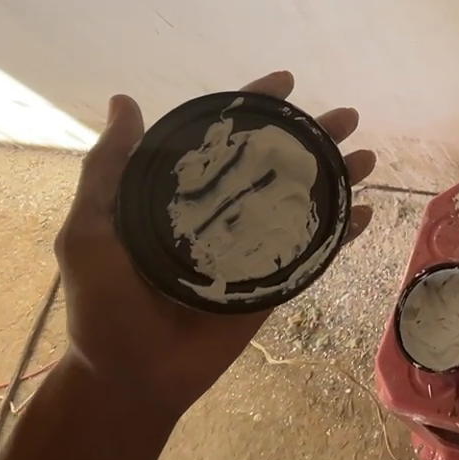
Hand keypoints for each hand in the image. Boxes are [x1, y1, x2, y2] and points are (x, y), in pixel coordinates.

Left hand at [52, 71, 375, 420]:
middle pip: (279, 161)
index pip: (227, 137)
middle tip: (347, 116)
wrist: (131, 378)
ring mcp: (256, 243)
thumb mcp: (90, 234)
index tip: (286, 80)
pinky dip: (343, 231)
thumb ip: (106, 172)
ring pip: (305, 199)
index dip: (257, 105)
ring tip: (368, 157)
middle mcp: (227, 208)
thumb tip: (124, 101)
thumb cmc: (103, 307)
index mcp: (187, 192)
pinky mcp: (276, 280)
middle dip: (315, 134)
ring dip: (340, 175)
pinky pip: (317, 249)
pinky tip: (365, 212)